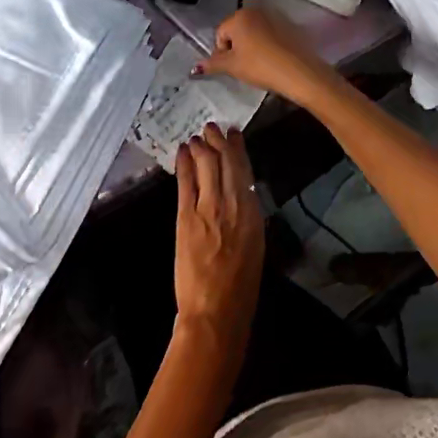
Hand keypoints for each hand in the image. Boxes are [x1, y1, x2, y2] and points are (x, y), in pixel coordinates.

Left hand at [173, 124, 263, 337]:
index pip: (246, 170)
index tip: (234, 133)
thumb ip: (249, 217)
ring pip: (206, 165)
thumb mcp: (255, 246)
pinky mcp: (186, 216)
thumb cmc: (241, 287)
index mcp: (254, 213)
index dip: (238, 148)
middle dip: (217, 140)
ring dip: (200, 146)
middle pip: (225, 161)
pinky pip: (185, 182)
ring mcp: (208, 208)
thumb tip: (242, 195)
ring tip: (197, 136)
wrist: (215, 310)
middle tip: (211, 127)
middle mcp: (232, 204)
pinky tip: (182, 151)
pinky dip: (184, 163)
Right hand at [197, 8, 340, 107]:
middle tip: (243, 66)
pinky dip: (267, 45)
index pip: (220, 34)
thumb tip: (194, 67)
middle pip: (236, 30)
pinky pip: (270, 34)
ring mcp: (274, 16)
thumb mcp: (232, 66)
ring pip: (254, 32)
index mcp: (238, 16)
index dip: (222, 52)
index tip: (231, 67)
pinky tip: (272, 60)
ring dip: (251, 46)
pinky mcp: (289, 25)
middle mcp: (255, 11)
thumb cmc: (260, 66)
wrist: (299, 72)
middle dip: (236, 47)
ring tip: (258, 65)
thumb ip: (212, 64)